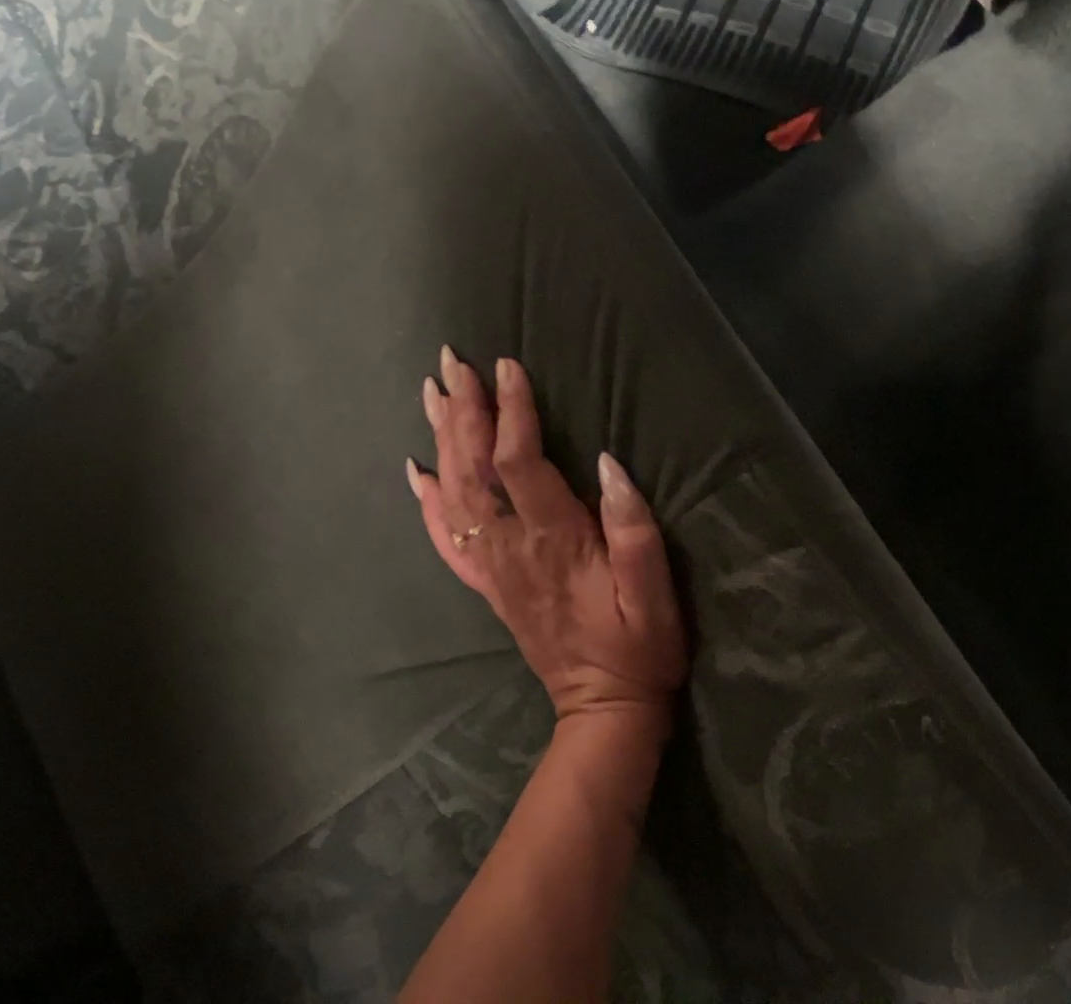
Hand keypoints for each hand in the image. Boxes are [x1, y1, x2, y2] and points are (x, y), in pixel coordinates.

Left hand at [407, 348, 687, 725]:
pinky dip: (427, 503)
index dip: (512, 412)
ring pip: (454, 494)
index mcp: (555, 540)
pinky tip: (416, 473)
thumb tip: (609, 465)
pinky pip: (446, 540)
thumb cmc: (640, 647)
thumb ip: (633, 528)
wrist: (604, 707)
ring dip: (442, 440)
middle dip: (464, 412)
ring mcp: (494, 569)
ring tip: (432, 394)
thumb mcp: (654, 591)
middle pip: (475, 469)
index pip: (521, 462)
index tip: (506, 367)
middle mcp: (513, 548)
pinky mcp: (489, 587)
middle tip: (451, 362)